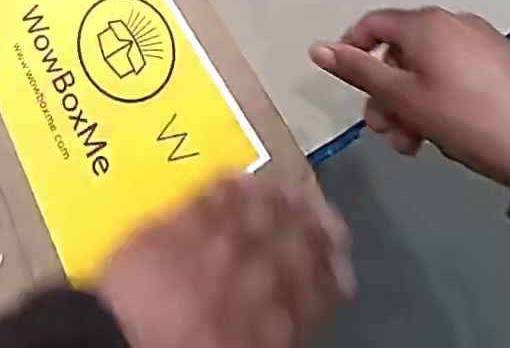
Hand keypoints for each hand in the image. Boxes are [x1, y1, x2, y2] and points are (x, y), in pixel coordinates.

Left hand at [97, 175, 353, 347]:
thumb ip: (266, 333)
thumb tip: (290, 312)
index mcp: (259, 329)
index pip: (307, 294)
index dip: (328, 272)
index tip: (340, 255)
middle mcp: (240, 284)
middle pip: (286, 249)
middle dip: (312, 229)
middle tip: (327, 214)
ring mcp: (205, 251)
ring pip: (251, 218)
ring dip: (277, 201)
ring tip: (293, 190)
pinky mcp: (169, 228)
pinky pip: (207, 201)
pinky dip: (230, 187)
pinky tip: (242, 177)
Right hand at [308, 8, 509, 185]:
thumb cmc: (465, 118)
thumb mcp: (403, 98)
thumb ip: (357, 70)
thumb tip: (315, 47)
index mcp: (424, 23)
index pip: (372, 25)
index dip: (351, 50)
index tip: (349, 86)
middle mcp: (451, 21)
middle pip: (400, 50)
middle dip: (385, 91)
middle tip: (384, 131)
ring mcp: (481, 40)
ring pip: (428, 65)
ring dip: (410, 100)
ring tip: (414, 143)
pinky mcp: (504, 62)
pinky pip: (456, 71)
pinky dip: (439, 95)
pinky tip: (445, 132)